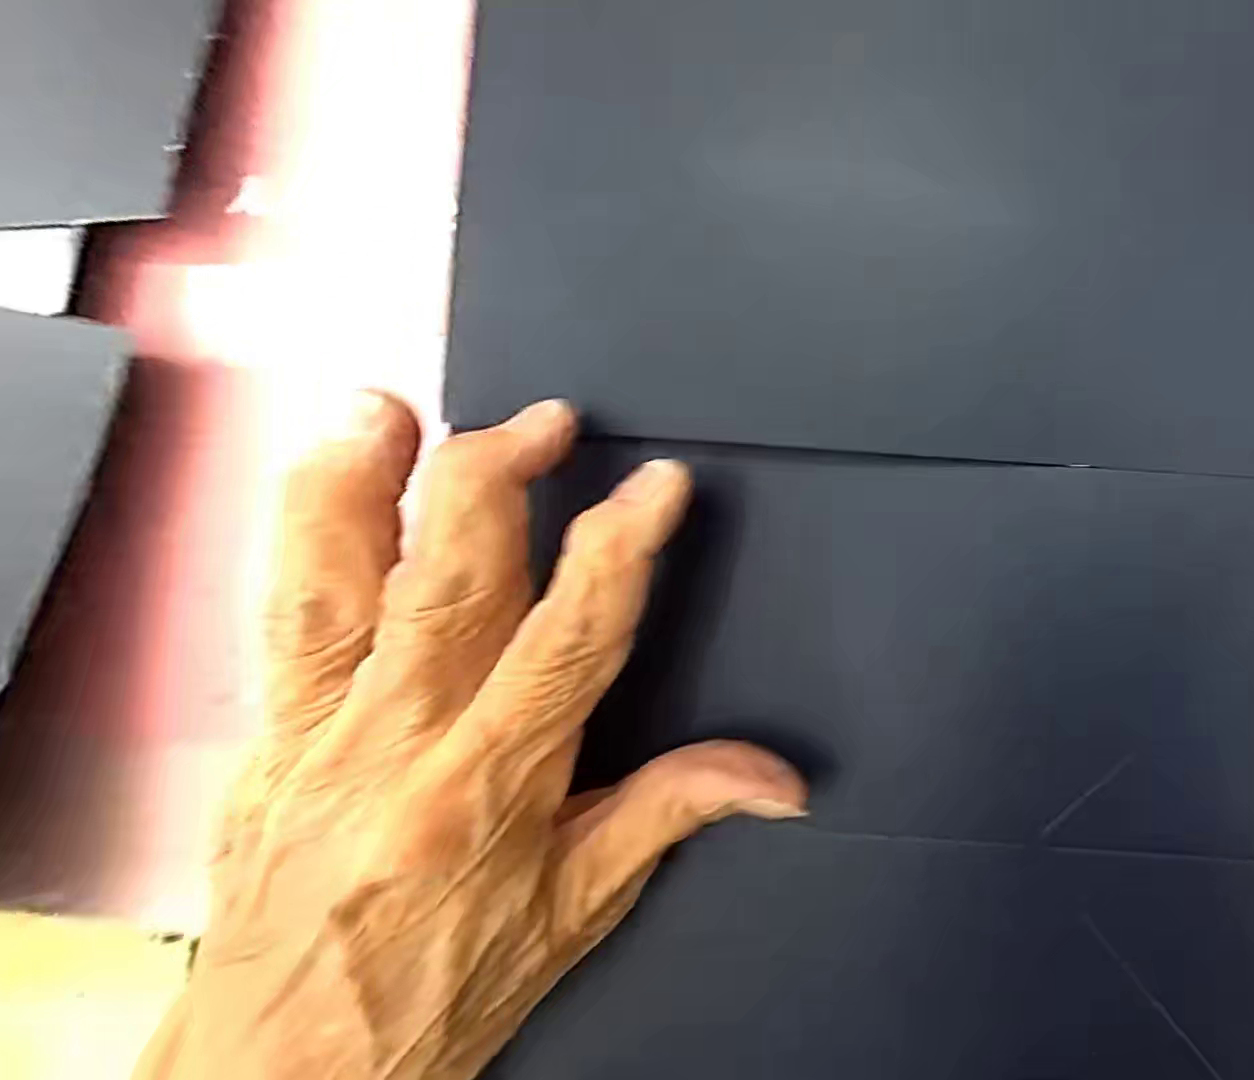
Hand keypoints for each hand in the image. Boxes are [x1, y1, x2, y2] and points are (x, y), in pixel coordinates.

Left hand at [135, 395, 806, 1079]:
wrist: (283, 1079)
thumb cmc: (450, 985)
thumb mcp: (587, 903)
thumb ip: (681, 809)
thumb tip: (784, 782)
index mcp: (495, 782)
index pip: (574, 637)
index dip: (622, 550)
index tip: (658, 487)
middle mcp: (396, 743)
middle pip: (449, 585)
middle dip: (497, 484)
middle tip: (547, 422)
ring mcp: (316, 733)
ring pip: (332, 585)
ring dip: (359, 485)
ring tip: (385, 408)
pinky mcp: (269, 737)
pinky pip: (279, 617)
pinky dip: (299, 534)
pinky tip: (320, 478)